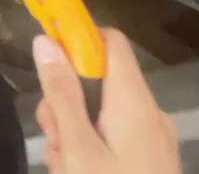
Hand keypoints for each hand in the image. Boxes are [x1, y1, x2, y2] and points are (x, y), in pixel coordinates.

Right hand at [34, 30, 179, 173]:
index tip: (47, 57)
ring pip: (101, 112)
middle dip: (66, 98)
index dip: (77, 38)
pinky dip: (91, 147)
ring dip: (73, 129)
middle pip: (99, 79)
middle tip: (50, 132)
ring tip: (61, 164)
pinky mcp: (151, 165)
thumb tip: (45, 40)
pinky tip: (75, 173)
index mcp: (135, 102)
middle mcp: (149, 115)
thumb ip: (61, 93)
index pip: (109, 41)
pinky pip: (114, 138)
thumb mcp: (77, 149)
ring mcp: (153, 143)